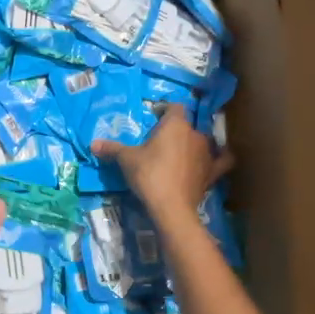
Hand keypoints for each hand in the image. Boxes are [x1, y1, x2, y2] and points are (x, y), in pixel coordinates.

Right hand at [92, 106, 230, 220]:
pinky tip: (215, 159)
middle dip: (176, 129)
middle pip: (187, 124)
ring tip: (180, 152)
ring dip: (193, 143)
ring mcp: (207, 153)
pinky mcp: (212, 172)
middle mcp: (195, 134)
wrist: (171, 207)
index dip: (164, 109)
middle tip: (160, 140)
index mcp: (176, 124)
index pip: (174, 107)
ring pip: (203, 141)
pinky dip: (220, 158)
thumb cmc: (149, 174)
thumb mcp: (126, 160)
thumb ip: (112, 149)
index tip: (154, 116)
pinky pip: (221, 160)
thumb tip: (93, 143)